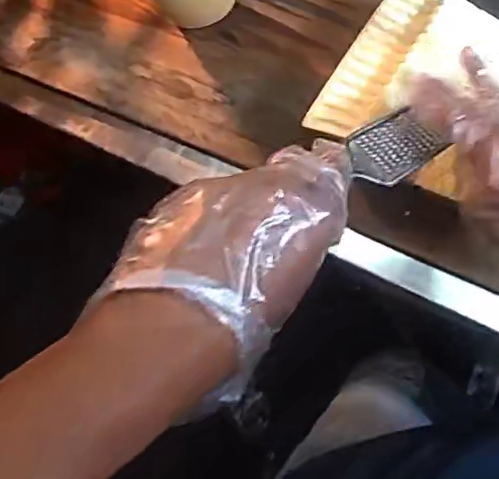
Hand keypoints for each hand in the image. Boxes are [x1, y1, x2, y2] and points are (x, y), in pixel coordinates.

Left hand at [92, 142, 348, 381]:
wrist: (168, 331)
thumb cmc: (241, 324)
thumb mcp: (294, 285)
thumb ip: (305, 241)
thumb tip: (304, 236)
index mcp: (308, 203)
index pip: (330, 166)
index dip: (326, 176)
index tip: (321, 191)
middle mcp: (271, 182)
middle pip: (283, 173)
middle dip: (279, 196)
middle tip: (267, 233)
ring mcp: (225, 185)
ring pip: (241, 187)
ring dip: (239, 209)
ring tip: (224, 252)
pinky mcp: (184, 196)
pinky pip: (203, 201)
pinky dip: (203, 221)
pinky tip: (192, 255)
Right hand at [411, 49, 498, 259]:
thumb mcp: (478, 203)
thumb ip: (466, 173)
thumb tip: (461, 153)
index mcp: (480, 144)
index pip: (447, 116)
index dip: (428, 101)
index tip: (412, 86)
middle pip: (467, 99)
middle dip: (445, 84)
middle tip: (427, 67)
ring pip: (497, 88)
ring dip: (481, 70)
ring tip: (469, 50)